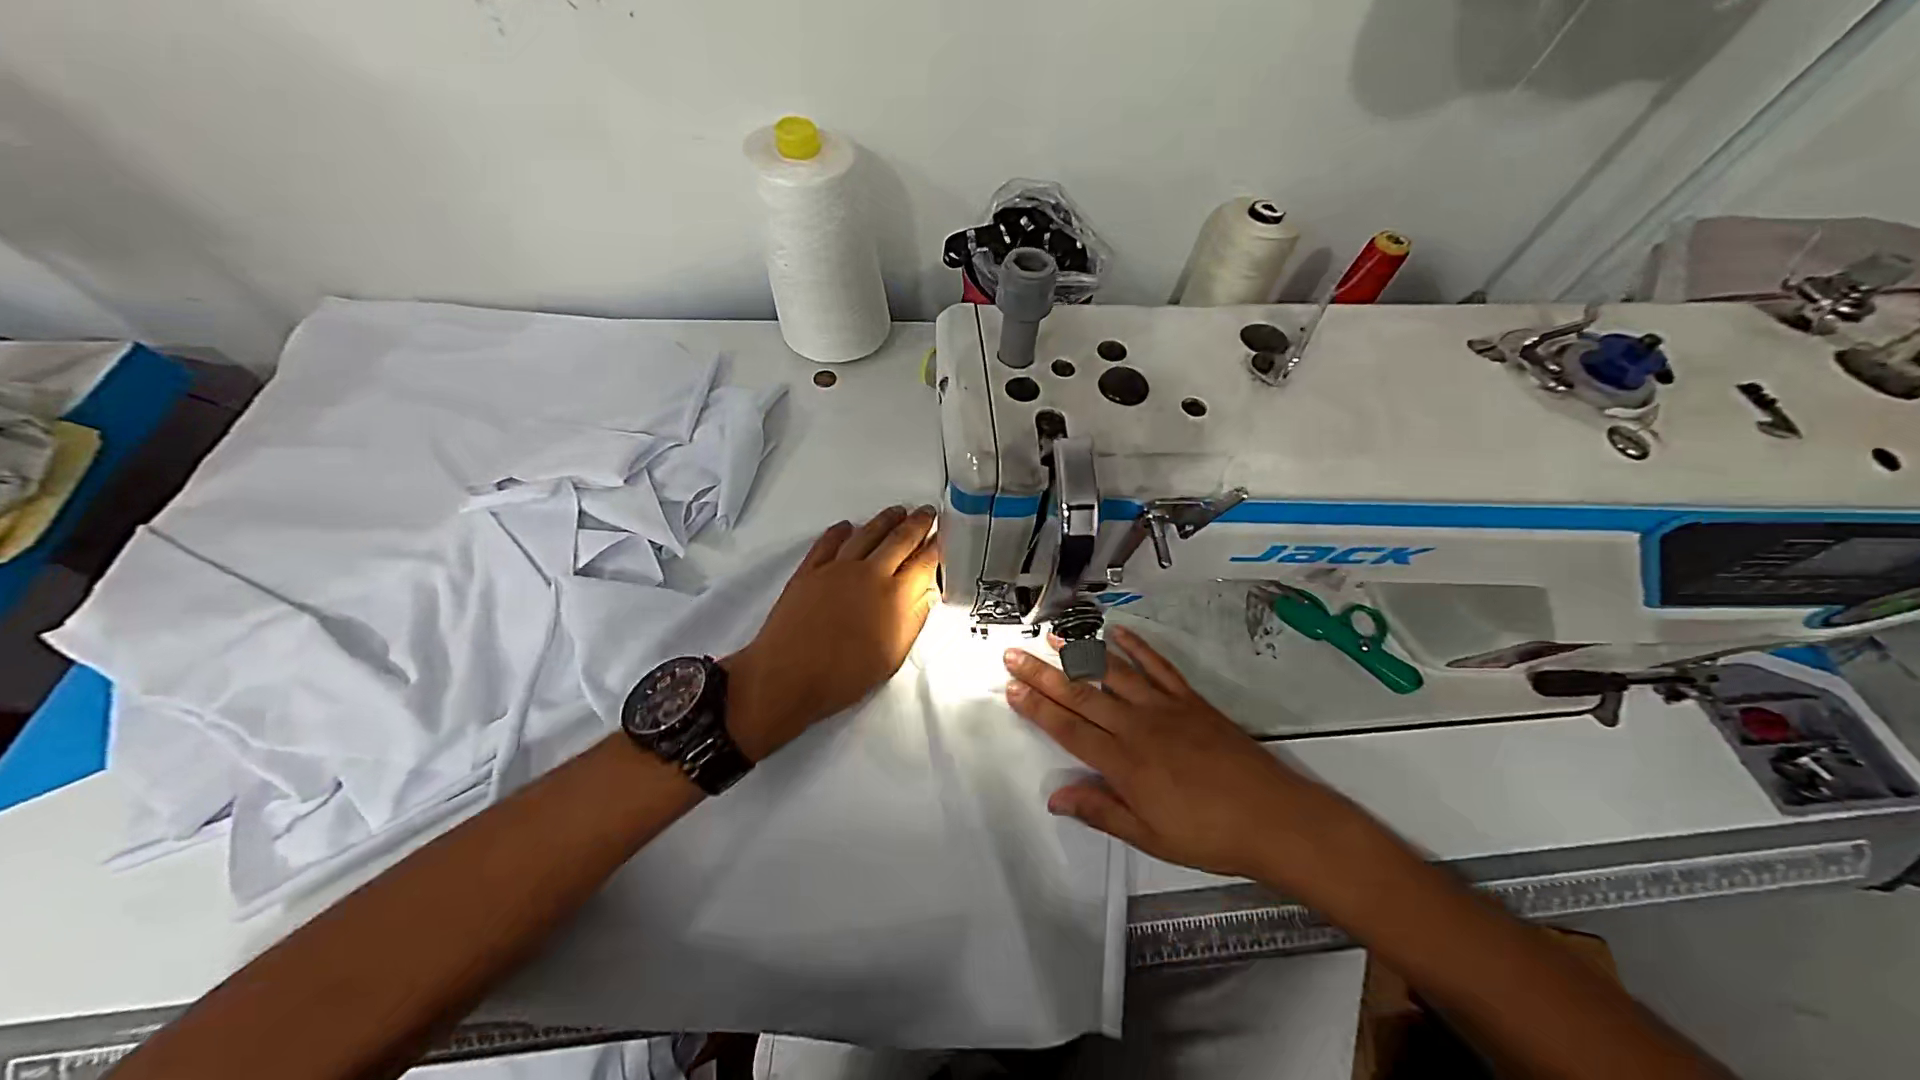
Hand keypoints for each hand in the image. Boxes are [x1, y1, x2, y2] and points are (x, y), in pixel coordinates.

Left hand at [724, 506, 939, 760]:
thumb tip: (927, 595)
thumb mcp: (891, 656)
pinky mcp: (810, 570)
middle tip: (926, 513)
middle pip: (899, 539)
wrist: (787, 676)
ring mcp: (837, 569)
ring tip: (897, 511)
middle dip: (917, 524)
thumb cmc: (841, 676)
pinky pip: (829, 542)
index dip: (936, 548)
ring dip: (885, 520)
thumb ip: (913, 619)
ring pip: (867, 533)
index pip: (924, 563)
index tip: (942, 538)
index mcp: (894, 597)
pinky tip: (847, 526)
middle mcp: (869, 574)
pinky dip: (841, 531)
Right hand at [1004, 626, 1383, 886]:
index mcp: (1123, 763)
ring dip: (1080, 654)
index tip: (1011, 688)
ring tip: (1054, 637)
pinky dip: (1137, 648)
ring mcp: (1165, 708)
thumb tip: (1056, 798)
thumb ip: (1101, 811)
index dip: (1037, 708)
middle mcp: (1137, 727)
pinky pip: (1158, 667)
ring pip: (1113, 674)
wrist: (1274, 819)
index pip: (1068, 729)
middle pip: (1080, 695)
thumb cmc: (1208, 835)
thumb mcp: (1149, 836)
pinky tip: (1118, 633)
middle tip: (1014, 655)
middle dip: (1043, 675)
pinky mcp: (1191, 700)